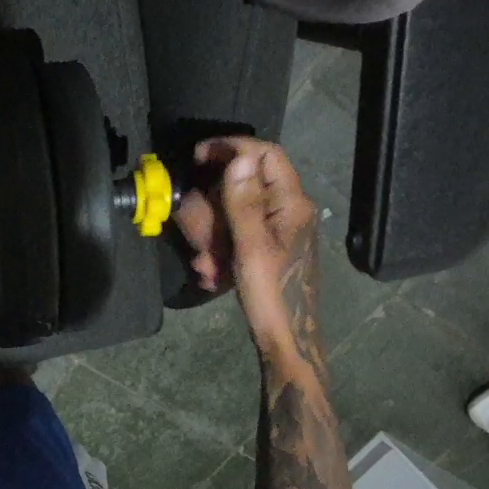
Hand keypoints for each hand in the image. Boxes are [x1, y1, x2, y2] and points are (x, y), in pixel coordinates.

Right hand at [173, 137, 322, 367]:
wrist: (288, 340)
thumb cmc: (273, 294)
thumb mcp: (251, 246)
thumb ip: (245, 201)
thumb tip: (240, 156)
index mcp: (292, 204)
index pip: (265, 154)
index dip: (232, 148)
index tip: (198, 157)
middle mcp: (289, 211)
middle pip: (246, 185)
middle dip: (214, 205)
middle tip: (196, 226)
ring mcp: (280, 232)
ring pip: (237, 216)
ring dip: (214, 235)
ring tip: (204, 262)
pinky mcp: (269, 252)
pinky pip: (239, 239)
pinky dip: (222, 252)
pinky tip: (212, 275)